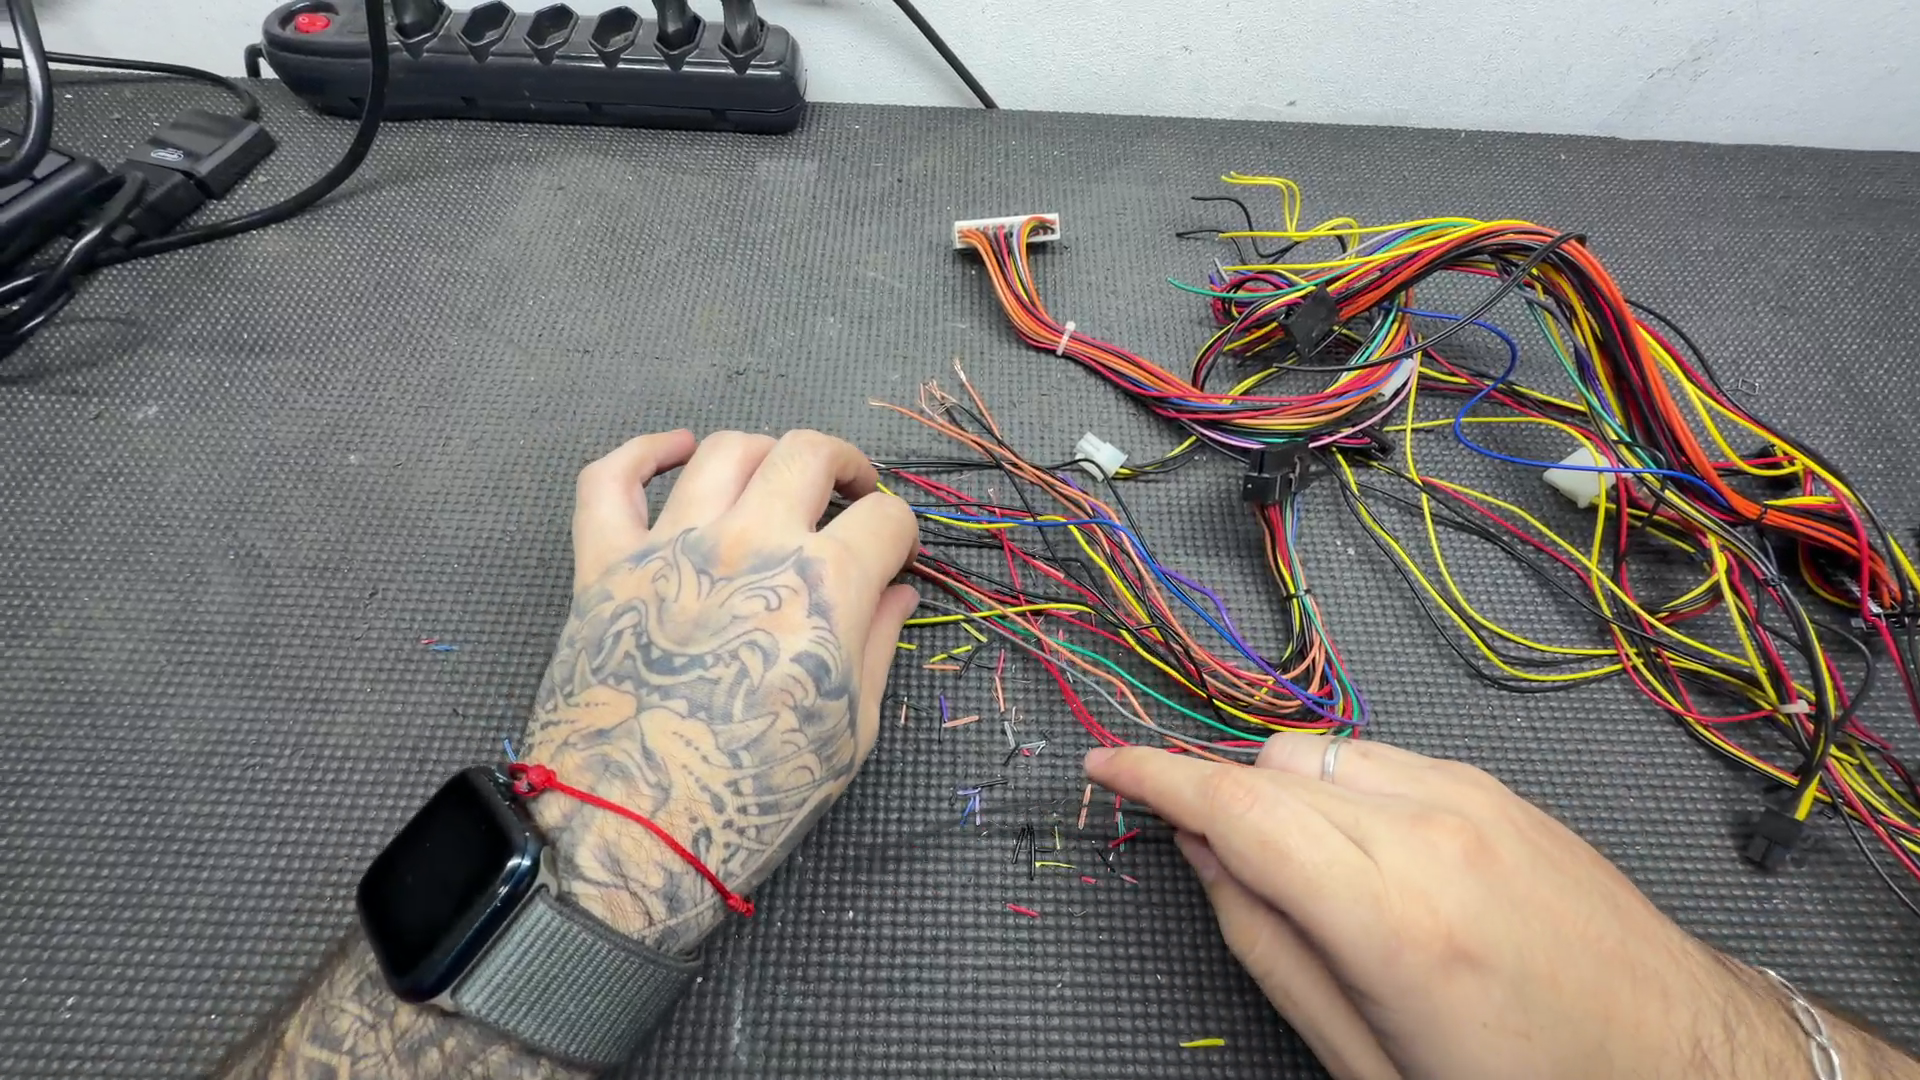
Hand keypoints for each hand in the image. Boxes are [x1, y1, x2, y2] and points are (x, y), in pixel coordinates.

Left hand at [523, 430, 918, 953]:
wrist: (637, 836)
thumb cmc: (760, 791)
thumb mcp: (853, 726)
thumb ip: (879, 643)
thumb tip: (898, 593)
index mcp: (824, 584)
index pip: (885, 518)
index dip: (903, 531)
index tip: (896, 554)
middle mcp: (752, 543)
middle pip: (810, 454)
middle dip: (847, 465)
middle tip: (852, 495)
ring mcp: (673, 547)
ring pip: (725, 451)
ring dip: (766, 452)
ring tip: (779, 479)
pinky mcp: (605, 564)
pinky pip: (610, 479)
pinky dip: (643, 452)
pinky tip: (675, 449)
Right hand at [1086, 736, 1895, 1079]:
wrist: (1698, 1070)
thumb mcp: (1362, 1057)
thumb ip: (1261, 938)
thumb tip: (1196, 846)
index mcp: (1394, 916)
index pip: (1234, 809)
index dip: (1152, 775)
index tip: (1103, 763)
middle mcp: (1429, 828)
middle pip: (1266, 765)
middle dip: (1219, 796)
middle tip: (1221, 857)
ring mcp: (1467, 794)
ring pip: (1311, 748)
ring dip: (1276, 789)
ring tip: (1306, 863)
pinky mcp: (1490, 783)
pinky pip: (1369, 753)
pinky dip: (1333, 784)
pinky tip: (1364, 844)